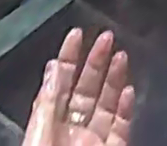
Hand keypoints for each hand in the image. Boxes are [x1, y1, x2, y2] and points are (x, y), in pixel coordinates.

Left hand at [21, 28, 134, 145]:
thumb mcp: (38, 135)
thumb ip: (48, 103)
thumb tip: (53, 65)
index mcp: (48, 125)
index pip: (60, 84)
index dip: (69, 57)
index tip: (77, 32)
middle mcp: (71, 130)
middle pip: (86, 90)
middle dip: (96, 61)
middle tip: (106, 36)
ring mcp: (92, 142)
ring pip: (106, 105)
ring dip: (114, 79)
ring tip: (121, 55)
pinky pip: (121, 128)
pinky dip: (126, 110)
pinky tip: (129, 91)